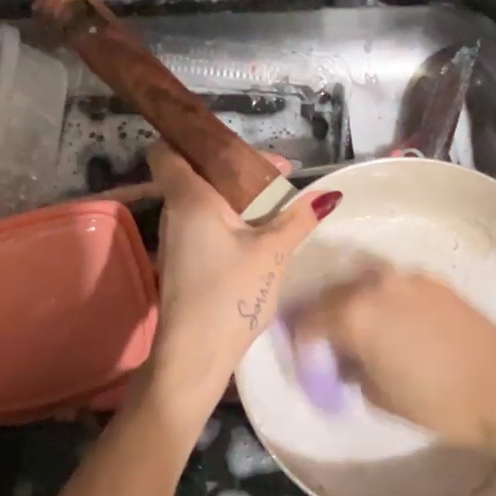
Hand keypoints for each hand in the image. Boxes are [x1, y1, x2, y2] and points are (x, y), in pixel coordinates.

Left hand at [136, 143, 337, 424]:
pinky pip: (203, 224)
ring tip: (275, 206)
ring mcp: (176, 239)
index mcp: (189, 198)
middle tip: (276, 178)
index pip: (167, 150)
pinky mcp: (182, 262)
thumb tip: (327, 195)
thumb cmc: (229, 295)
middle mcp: (175, 212)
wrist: (192, 357)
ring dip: (235, 196)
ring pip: (201, 200)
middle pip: (195, 172)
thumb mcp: (271, 254)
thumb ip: (297, 220)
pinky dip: (228, 219)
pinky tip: (258, 236)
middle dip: (235, 169)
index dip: (193, 138)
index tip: (235, 145)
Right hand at [290, 267, 495, 451]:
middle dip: (322, 319)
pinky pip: (391, 287)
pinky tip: (390, 326)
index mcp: (353, 312)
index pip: (308, 320)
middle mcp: (374, 284)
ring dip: (352, 305)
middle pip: (331, 295)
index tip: (305, 359)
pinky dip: (381, 301)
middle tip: (325, 346)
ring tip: (357, 334)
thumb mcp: (378, 395)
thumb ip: (350, 370)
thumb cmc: (438, 402)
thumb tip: (346, 360)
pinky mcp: (433, 281)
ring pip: (362, 286)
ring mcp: (406, 277)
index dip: (300, 341)